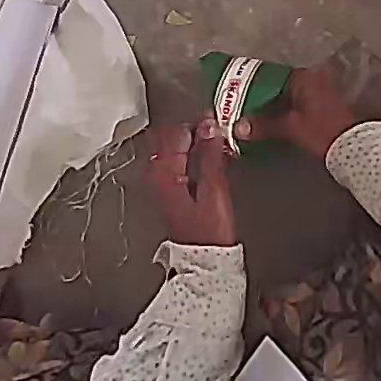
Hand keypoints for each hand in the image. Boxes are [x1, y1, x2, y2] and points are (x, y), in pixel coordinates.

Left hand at [146, 120, 237, 246]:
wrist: (206, 259)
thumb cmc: (209, 229)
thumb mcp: (214, 189)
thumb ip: (211, 155)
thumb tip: (210, 126)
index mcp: (163, 172)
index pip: (176, 131)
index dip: (199, 124)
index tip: (218, 122)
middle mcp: (159, 174)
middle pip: (175, 138)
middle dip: (198, 131)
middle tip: (220, 133)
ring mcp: (166, 181)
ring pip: (182, 148)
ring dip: (201, 144)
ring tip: (221, 147)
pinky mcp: (176, 187)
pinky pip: (186, 160)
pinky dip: (200, 155)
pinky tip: (217, 160)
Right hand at [234, 64, 357, 163]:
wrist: (352, 147)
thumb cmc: (321, 130)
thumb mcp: (290, 128)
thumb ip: (264, 125)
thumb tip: (237, 128)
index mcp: (304, 76)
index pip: (272, 76)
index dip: (255, 87)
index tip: (239, 96)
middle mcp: (313, 78)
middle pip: (281, 86)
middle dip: (264, 98)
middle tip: (244, 108)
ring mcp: (321, 90)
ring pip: (290, 95)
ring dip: (276, 106)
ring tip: (256, 117)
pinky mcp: (325, 104)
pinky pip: (299, 103)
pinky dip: (287, 110)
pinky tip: (276, 122)